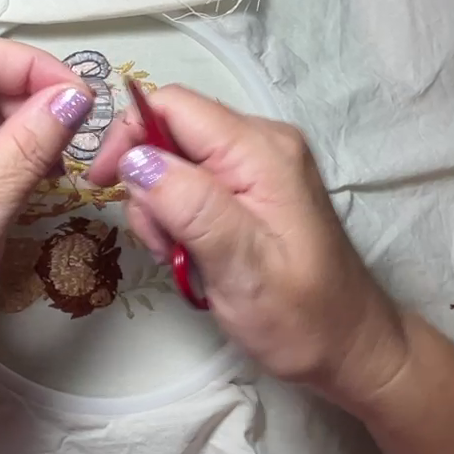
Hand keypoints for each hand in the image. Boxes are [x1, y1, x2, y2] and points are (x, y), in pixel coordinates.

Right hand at [85, 87, 411, 412]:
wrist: (350, 348)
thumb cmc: (301, 316)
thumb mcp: (241, 267)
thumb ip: (191, 207)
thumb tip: (137, 159)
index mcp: (261, 150)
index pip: (173, 105)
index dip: (128, 135)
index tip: (104, 184)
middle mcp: (261, 141)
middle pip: (171, 131)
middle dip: (147, 184)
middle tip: (158, 242)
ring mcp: (258, 163)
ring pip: (176, 159)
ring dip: (161, 207)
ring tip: (178, 256)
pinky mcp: (253, 184)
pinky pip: (193, 181)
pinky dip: (178, 216)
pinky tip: (191, 253)